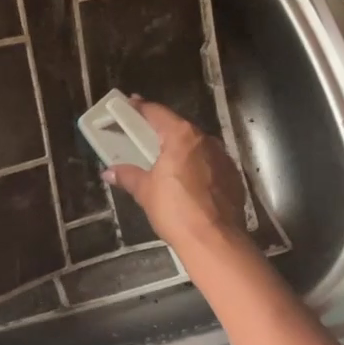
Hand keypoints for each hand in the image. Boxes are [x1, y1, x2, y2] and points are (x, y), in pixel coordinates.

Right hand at [104, 98, 248, 257]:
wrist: (215, 241)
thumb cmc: (176, 210)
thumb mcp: (146, 191)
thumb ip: (128, 176)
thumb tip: (109, 172)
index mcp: (182, 136)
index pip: (158, 113)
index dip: (141, 107)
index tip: (130, 103)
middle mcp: (206, 141)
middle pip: (180, 128)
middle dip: (162, 131)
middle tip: (144, 137)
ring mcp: (223, 158)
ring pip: (197, 147)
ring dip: (182, 150)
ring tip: (166, 162)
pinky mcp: (234, 178)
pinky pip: (210, 165)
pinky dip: (197, 168)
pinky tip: (188, 182)